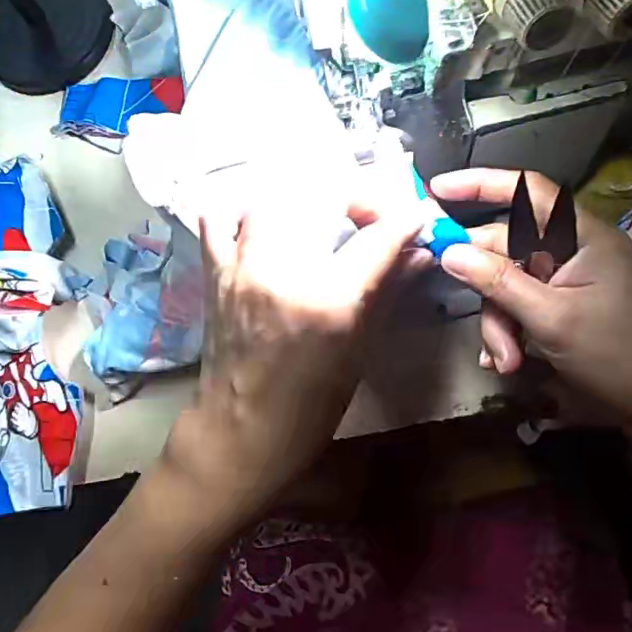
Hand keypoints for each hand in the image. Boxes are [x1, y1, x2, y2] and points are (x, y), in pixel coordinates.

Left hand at [157, 192, 425, 536]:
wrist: (238, 435)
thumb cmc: (308, 410)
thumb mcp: (357, 354)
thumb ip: (385, 292)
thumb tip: (417, 253)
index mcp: (326, 303)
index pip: (377, 239)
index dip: (405, 222)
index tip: (417, 219)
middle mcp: (281, 274)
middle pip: (323, 196)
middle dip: (358, 197)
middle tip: (372, 219)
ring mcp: (241, 268)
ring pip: (274, 197)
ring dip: (305, 199)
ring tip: (324, 217)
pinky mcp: (214, 273)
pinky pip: (220, 219)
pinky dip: (244, 211)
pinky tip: (266, 225)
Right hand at [429, 168, 631, 432]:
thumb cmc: (616, 353)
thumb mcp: (550, 319)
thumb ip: (498, 282)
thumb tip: (449, 251)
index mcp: (580, 236)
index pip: (527, 192)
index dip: (481, 184)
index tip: (437, 190)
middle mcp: (571, 249)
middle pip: (506, 250)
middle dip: (489, 295)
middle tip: (490, 342)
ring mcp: (567, 278)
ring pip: (508, 283)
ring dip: (499, 324)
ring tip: (507, 362)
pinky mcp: (564, 304)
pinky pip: (521, 305)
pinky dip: (510, 331)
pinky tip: (507, 362)